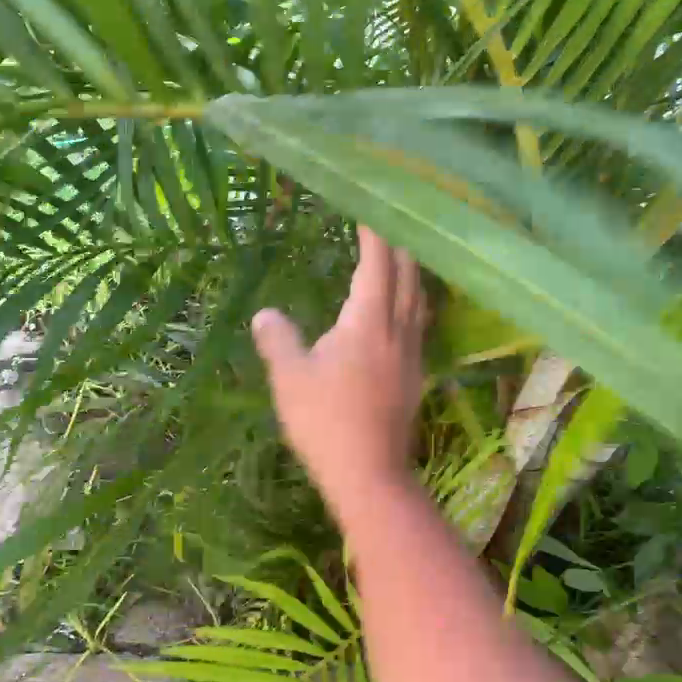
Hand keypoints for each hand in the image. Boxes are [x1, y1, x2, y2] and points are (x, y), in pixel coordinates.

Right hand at [252, 226, 427, 495]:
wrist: (368, 474)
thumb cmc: (325, 421)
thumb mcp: (289, 377)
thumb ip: (277, 339)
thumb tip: (264, 313)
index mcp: (368, 322)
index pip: (377, 264)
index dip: (374, 234)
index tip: (370, 207)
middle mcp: (397, 330)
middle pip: (407, 276)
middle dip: (399, 245)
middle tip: (388, 223)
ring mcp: (410, 355)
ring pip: (417, 300)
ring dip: (410, 272)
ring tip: (399, 258)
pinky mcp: (413, 377)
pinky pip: (416, 323)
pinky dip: (410, 302)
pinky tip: (398, 313)